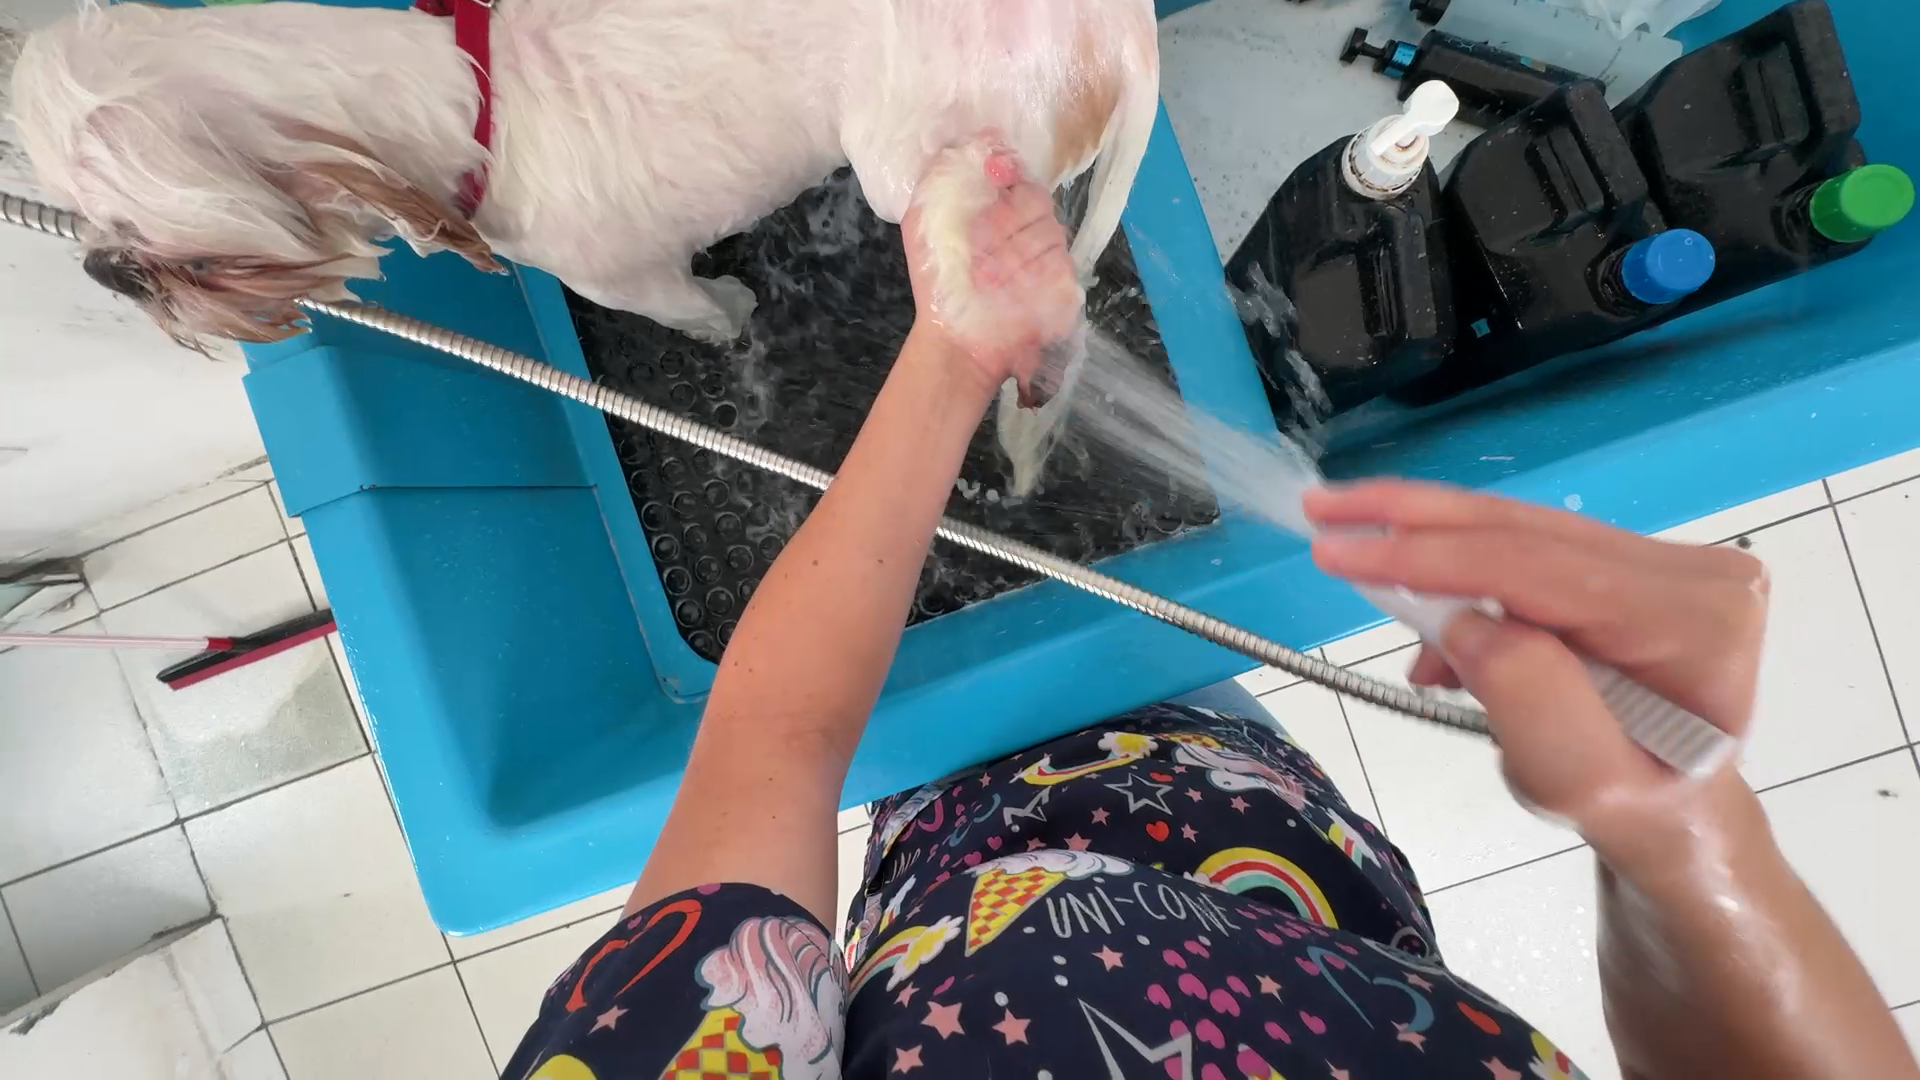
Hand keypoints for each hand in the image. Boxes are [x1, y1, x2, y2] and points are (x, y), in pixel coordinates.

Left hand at [902, 144, 1082, 399]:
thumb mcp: (926, 218)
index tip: (993, 177)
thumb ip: (946, 172)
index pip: (1019, 172)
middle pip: (1038, 200)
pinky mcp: (1062, 287)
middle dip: (1004, 221)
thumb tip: (986, 135)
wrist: (954, 336)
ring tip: (983, 280)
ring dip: (1012, 256)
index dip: (1008, 170)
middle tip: (977, 244)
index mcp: (1002, 205)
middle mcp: (1030, 226)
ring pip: (1049, 234)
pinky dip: (1031, 279)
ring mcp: (1049, 256)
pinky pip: (1060, 268)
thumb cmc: (939, 280)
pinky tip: (1008, 293)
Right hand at [1305, 480, 1769, 868]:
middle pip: (1512, 528)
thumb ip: (1529, 697)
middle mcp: (1683, 568)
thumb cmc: (1621, 802)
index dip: (1422, 556)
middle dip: (1405, 516)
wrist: (1664, 801)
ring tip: (1341, 536)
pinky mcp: (1612, 559)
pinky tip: (1412, 603)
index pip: (1528, 567)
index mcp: (1690, 617)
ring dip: (1414, 531)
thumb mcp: (1577, 778)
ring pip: (1504, 527)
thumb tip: (1461, 622)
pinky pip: (1507, 544)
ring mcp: (1650, 557)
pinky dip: (1442, 562)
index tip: (1331, 552)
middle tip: (1320, 507)